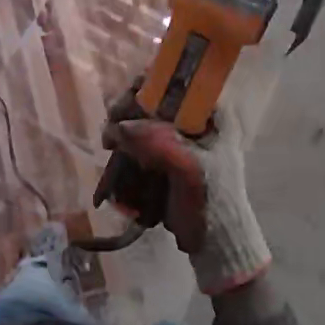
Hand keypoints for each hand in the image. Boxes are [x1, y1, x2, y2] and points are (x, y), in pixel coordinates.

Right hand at [101, 93, 268, 294]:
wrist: (215, 244)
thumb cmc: (212, 202)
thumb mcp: (188, 169)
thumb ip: (155, 142)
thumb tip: (116, 127)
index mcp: (212, 114)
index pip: (176, 81)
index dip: (147, 86)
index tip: (126, 106)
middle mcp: (195, 119)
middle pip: (153, 98)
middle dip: (128, 109)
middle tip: (111, 129)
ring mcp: (179, 138)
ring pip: (142, 118)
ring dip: (121, 126)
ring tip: (108, 144)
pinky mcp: (165, 156)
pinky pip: (139, 139)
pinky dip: (123, 143)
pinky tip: (112, 152)